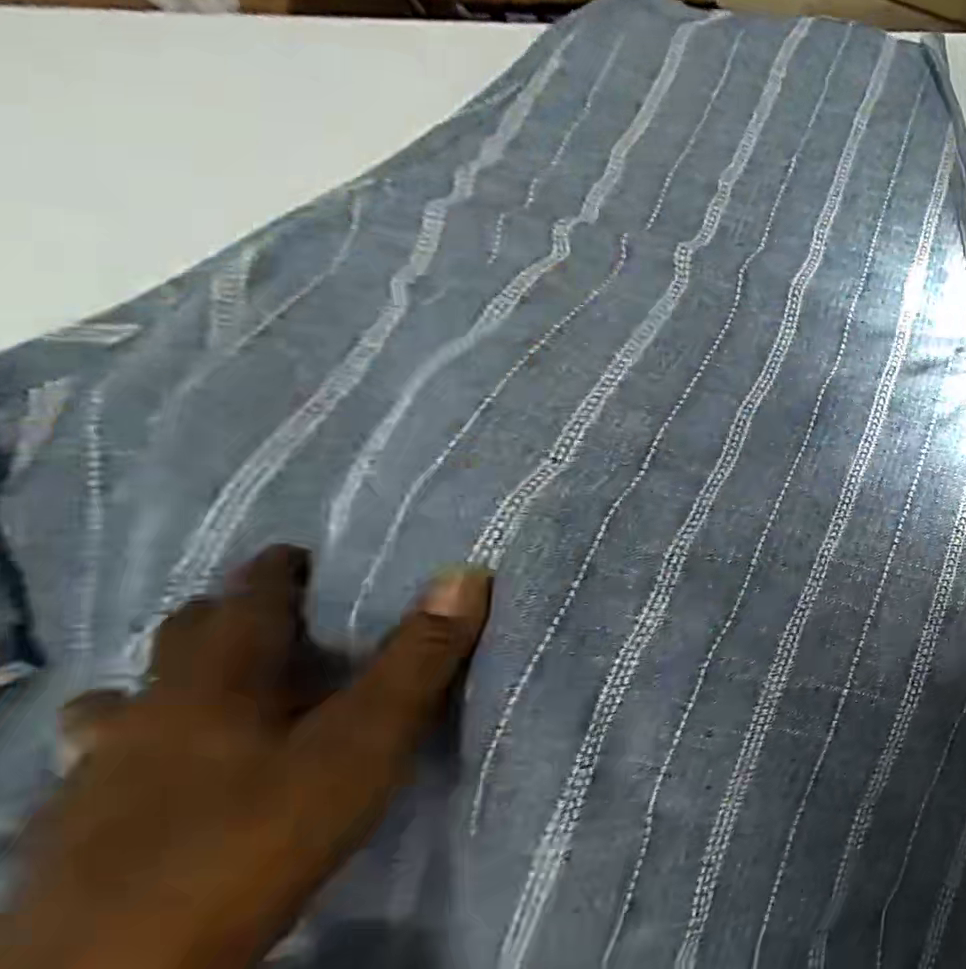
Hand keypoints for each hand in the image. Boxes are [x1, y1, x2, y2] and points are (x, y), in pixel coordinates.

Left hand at [0, 545, 491, 968]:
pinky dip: (124, 760)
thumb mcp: (365, 743)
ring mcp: (94, 781)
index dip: (272, 574)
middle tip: (259, 619)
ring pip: (116, 712)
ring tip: (189, 698)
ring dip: (154, 693)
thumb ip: (418, 659)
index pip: (244, 603)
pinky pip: (92, 777)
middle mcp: (146, 717)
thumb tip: (466, 573)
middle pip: (176, 647)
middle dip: (216, 622)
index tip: (292, 553)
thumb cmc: (260, 833)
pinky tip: (140, 786)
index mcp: (215, 684)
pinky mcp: (68, 843)